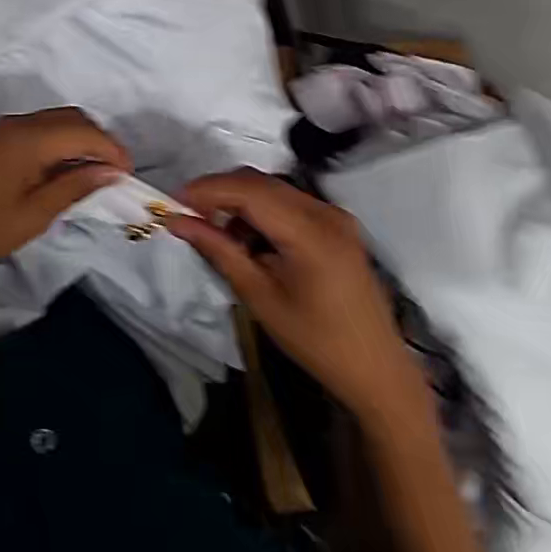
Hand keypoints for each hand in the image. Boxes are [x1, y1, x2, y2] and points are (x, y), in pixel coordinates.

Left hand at [0, 108, 129, 298]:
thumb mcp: (33, 216)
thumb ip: (74, 187)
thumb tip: (110, 170)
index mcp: (26, 139)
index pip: (84, 131)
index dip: (112, 150)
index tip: (129, 176)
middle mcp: (15, 123)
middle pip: (72, 118)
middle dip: (99, 142)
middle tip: (115, 176)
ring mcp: (2, 129)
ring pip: (55, 121)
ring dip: (80, 141)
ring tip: (95, 177)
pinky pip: (38, 130)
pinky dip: (59, 144)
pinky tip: (65, 172)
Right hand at [170, 169, 427, 424]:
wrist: (376, 370)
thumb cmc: (315, 340)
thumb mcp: (258, 296)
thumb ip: (218, 250)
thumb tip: (177, 220)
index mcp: (310, 232)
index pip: (248, 190)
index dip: (207, 189)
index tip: (173, 202)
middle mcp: (325, 212)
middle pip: (259, 181)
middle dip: (218, 191)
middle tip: (188, 215)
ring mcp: (334, 215)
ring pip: (272, 187)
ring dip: (237, 199)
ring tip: (215, 230)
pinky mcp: (336, 224)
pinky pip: (287, 200)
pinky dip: (259, 209)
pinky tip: (247, 237)